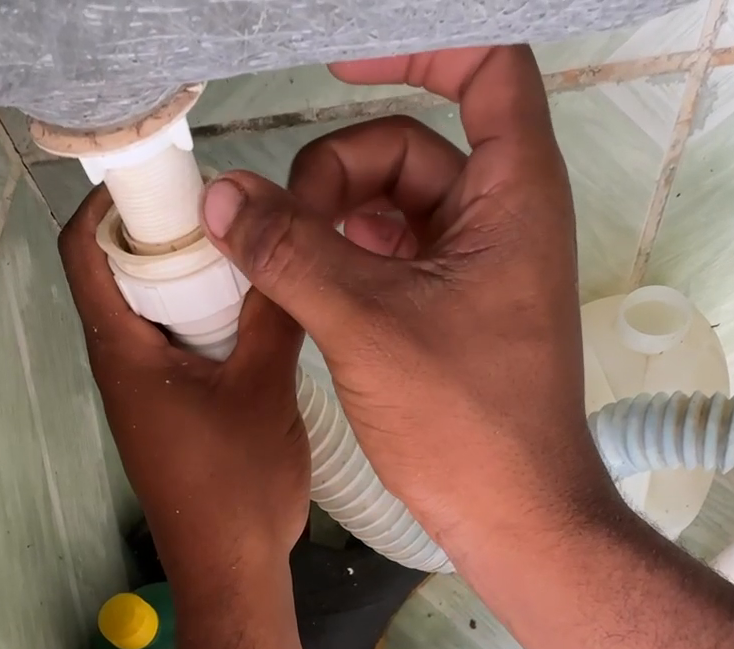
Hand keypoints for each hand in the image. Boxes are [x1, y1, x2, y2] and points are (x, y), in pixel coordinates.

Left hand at [59, 185, 310, 595]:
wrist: (230, 574)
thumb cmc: (239, 484)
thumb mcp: (265, 390)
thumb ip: (272, 315)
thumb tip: (282, 245)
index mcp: (124, 355)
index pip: (83, 255)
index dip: (107, 206)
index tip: (163, 179)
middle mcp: (120, 371)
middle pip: (117, 280)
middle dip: (163, 238)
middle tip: (228, 219)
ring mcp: (141, 401)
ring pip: (149, 318)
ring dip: (187, 285)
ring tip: (247, 266)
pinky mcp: (165, 422)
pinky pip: (170, 353)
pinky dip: (200, 326)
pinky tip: (249, 326)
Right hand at [196, 45, 610, 560]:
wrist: (511, 516)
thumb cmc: (465, 422)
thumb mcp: (368, 326)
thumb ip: (291, 254)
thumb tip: (220, 198)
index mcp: (513, 193)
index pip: (485, 68)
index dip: (416, 47)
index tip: (337, 65)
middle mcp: (497, 219)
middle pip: (407, 149)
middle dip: (335, 178)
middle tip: (280, 235)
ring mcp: (472, 269)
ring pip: (388, 211)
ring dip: (329, 227)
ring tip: (282, 270)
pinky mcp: (448, 312)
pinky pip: (387, 261)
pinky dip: (342, 265)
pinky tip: (304, 295)